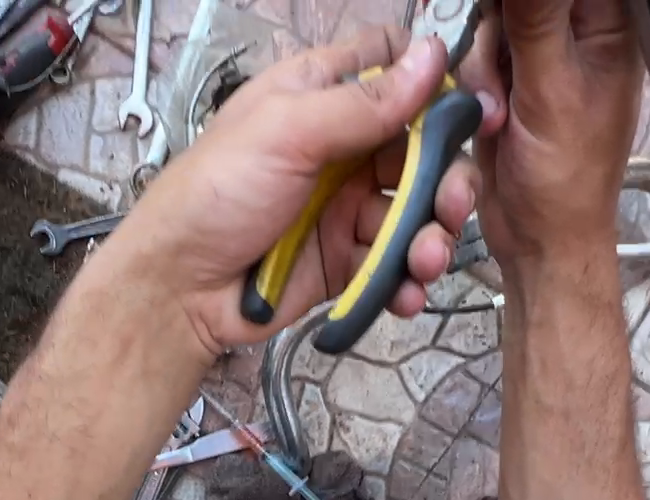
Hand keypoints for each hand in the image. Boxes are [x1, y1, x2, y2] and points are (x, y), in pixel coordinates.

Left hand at [89, 28, 496, 359]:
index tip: (467, 112)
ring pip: (411, 216)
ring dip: (430, 238)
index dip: (432, 88)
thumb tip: (429, 57)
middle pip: (418, 154)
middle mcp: (339, 152)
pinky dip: (405, 281)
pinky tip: (407, 292)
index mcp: (319, 100)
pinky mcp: (342, 264)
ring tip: (426, 260)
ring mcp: (343, 211)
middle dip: (445, 180)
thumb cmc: (215, 195)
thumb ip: (360, 104)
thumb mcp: (285, 132)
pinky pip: (389, 267)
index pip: (390, 75)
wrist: (182, 289)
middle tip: (452, 205)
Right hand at [458, 0, 642, 282]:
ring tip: (494, 115)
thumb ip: (535, 19)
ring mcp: (537, 59)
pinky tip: (484, 118)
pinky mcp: (505, 86)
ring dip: (480, 66)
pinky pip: (476, 59)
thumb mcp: (551, 91)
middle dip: (496, 29)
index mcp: (610, 23)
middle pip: (519, 1)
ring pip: (490, 23)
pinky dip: (472, 85)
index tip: (509, 24)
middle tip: (498, 75)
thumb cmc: (562, 178)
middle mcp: (576, 32)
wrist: (537, 241)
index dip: (527, 5)